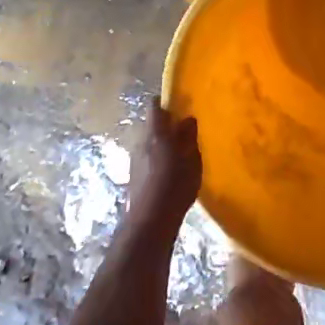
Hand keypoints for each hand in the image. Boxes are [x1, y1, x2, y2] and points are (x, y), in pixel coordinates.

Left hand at [128, 97, 200, 228]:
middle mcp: (140, 142)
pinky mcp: (133, 175)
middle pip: (151, 125)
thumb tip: (187, 119)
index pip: (154, 106)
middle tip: (185, 133)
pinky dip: (157, 159)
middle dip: (166, 126)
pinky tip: (170, 173)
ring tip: (179, 155)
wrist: (149, 221)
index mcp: (155, 134)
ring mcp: (134, 159)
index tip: (179, 105)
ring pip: (149, 142)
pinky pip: (147, 158)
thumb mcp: (191, 161)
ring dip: (162, 144)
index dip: (165, 102)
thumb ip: (188, 138)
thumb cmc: (175, 187)